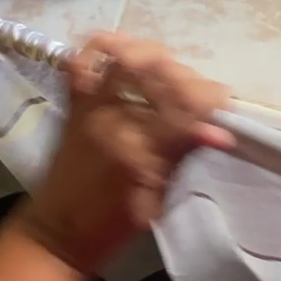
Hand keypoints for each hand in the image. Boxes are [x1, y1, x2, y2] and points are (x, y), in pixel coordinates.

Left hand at [24, 33, 233, 272]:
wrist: (57, 232)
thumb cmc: (110, 226)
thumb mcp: (156, 199)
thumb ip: (183, 157)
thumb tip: (221, 132)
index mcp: (140, 150)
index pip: (186, 105)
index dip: (212, 97)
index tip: (223, 102)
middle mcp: (115, 119)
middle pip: (161, 73)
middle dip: (189, 79)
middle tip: (198, 96)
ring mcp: (91, 107)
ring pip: (126, 56)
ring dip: (154, 58)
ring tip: (167, 73)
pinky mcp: (73, 104)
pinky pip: (82, 61)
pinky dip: (103, 48)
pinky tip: (123, 50)